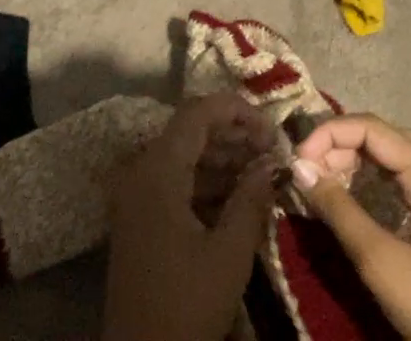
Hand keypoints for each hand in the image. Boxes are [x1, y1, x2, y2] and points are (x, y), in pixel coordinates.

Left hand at [102, 92, 278, 340]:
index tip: (273, 129)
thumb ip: (251, 199)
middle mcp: (140, 171)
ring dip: (222, 159)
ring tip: (264, 171)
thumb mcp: (228, 252)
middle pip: (188, 132)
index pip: (196, 113)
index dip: (236, 110)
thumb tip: (272, 162)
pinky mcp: (139, 216)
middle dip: (233, 135)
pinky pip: (174, 182)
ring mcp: (136, 194)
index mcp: (156, 169)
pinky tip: (239, 195)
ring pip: (182, 158)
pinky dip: (206, 182)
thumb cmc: (186, 301)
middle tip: (274, 152)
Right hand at [292, 115, 410, 340]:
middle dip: (341, 142)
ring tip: (324, 178)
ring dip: (355, 158)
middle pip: (385, 136)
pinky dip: (371, 176)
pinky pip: (403, 178)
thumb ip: (338, 209)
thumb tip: (298, 167)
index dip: (331, 133)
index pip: (373, 128)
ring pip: (394, 156)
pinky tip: (352, 194)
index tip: (299, 159)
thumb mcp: (379, 260)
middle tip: (309, 169)